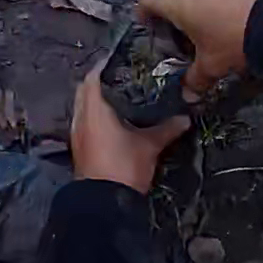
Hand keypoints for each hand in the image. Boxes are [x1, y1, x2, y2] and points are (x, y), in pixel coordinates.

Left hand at [71, 68, 189, 193]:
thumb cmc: (124, 166)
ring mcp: (77, 132)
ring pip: (84, 106)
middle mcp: (81, 117)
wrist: (104, 203)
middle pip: (86, 89)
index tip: (123, 59)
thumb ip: (167, 128)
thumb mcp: (150, 145)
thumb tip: (185, 117)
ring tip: (121, 93)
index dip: (106, 65)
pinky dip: (95, 114)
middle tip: (124, 75)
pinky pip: (85, 120)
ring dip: (97, 98)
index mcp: (94, 109)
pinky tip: (114, 118)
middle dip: (101, 80)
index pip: (94, 76)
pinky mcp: (80, 146)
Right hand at [138, 0, 262, 98]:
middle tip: (176, 36)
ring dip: (198, 10)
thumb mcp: (212, 65)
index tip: (146, 26)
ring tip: (204, 34)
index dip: (143, 11)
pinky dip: (219, 9)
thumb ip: (195, 79)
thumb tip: (187, 96)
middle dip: (172, 13)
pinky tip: (229, 28)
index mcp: (180, 2)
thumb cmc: (233, 40)